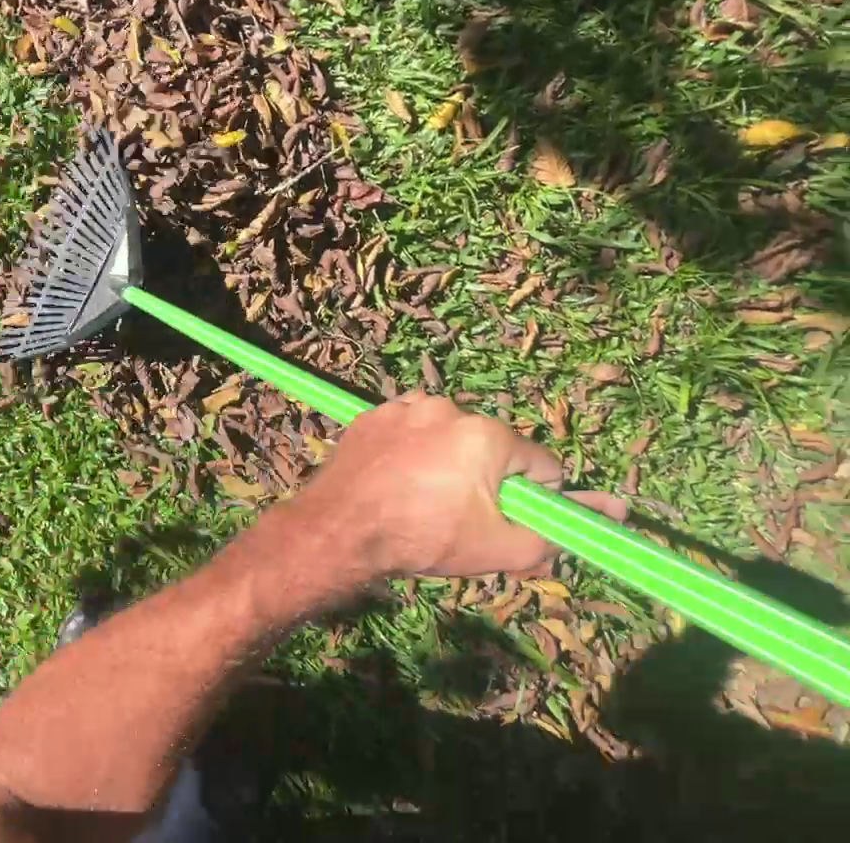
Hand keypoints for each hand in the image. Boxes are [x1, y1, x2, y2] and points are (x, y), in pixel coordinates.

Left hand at [297, 392, 627, 577]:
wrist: (339, 528)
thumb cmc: (422, 537)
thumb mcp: (505, 546)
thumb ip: (563, 527)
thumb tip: (616, 508)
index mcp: (486, 433)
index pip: (540, 465)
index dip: (531, 498)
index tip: (505, 517)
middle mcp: (444, 408)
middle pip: (490, 448)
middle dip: (485, 478)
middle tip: (457, 512)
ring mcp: (400, 408)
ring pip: (447, 437)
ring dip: (446, 461)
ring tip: (422, 498)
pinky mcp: (369, 416)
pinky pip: (408, 432)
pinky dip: (410, 451)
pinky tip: (396, 480)